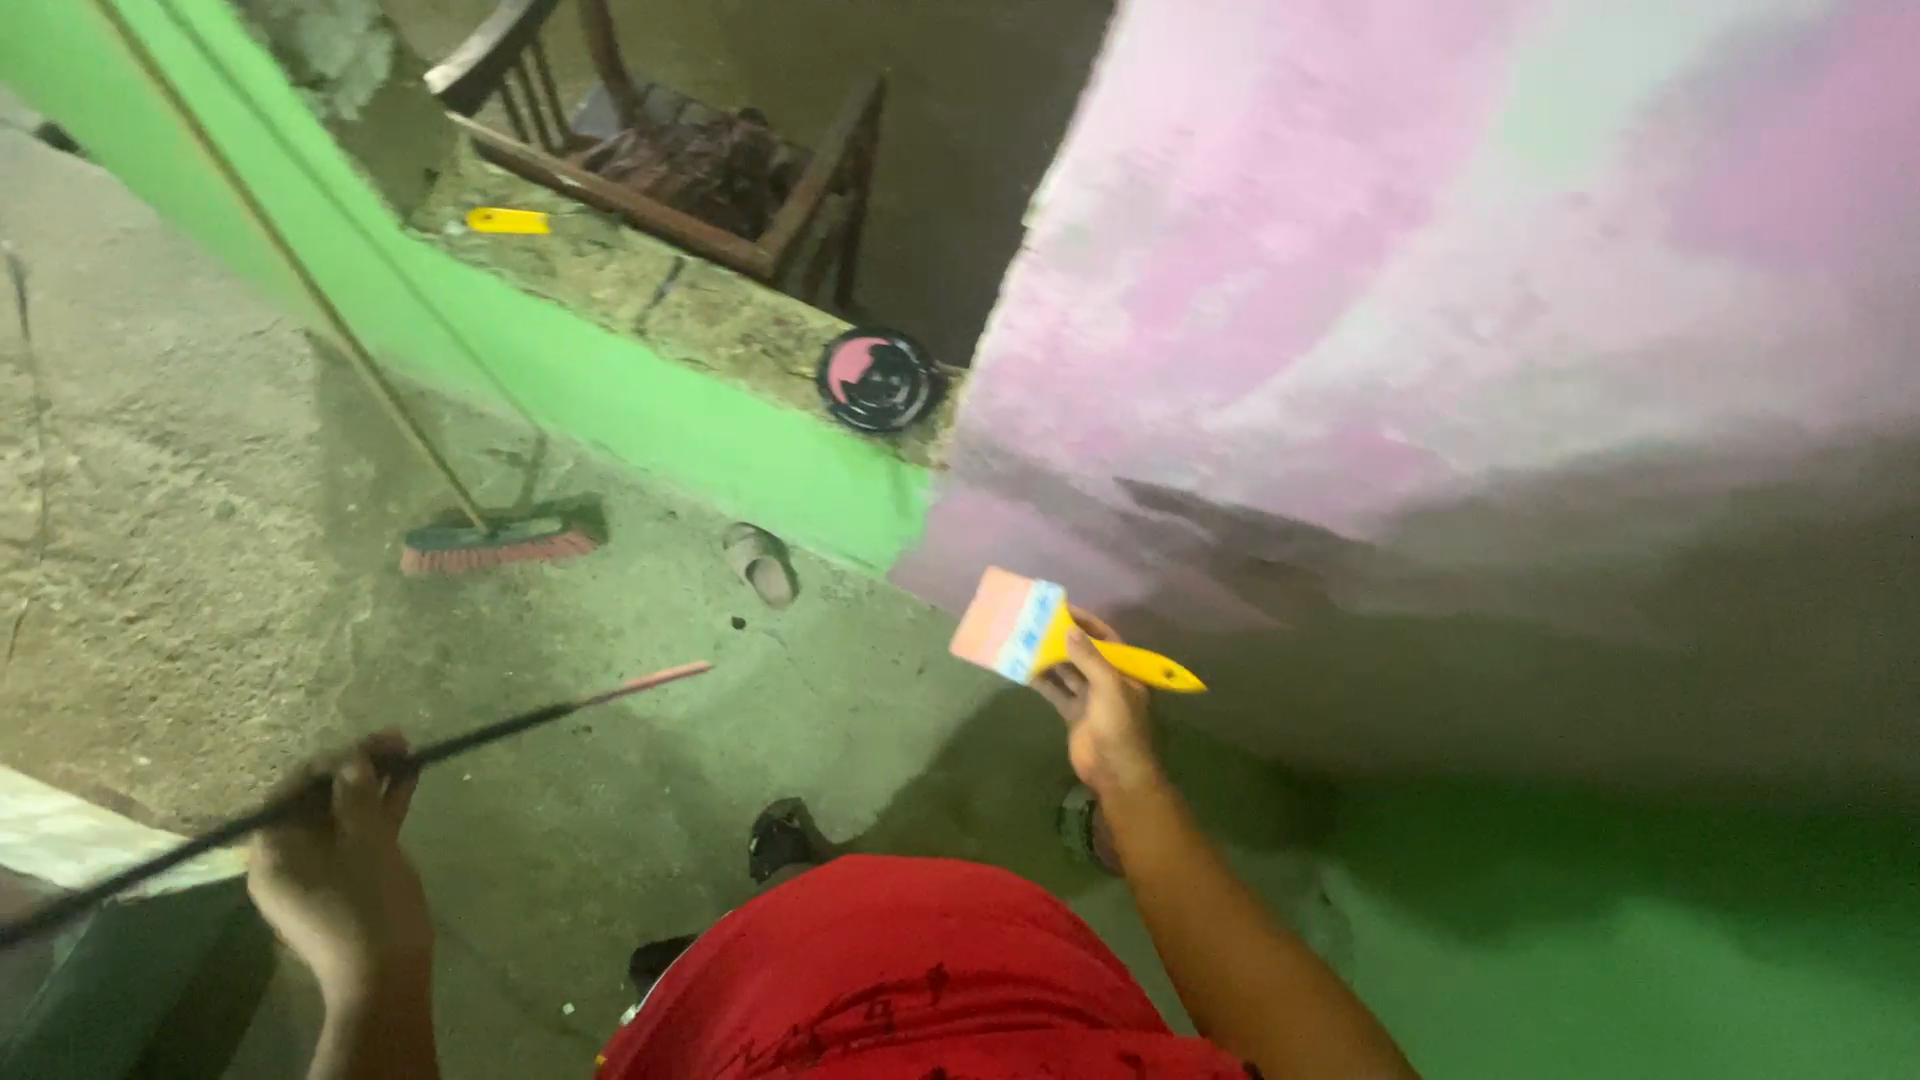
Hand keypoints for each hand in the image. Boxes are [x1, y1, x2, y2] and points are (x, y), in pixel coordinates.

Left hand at [248, 732, 432, 1005]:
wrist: (386, 968)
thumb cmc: (368, 903)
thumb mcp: (365, 842)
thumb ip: (355, 797)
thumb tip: (353, 759)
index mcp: (275, 853)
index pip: (291, 792)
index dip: (330, 761)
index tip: (371, 743)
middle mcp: (290, 856)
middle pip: (318, 799)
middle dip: (357, 767)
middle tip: (398, 740)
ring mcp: (323, 865)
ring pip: (345, 812)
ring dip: (374, 782)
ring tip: (410, 752)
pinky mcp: (352, 872)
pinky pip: (362, 829)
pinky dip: (382, 805)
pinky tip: (410, 780)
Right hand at [1034, 610, 1160, 796]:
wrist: (1115, 772)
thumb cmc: (1119, 726)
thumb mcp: (1109, 687)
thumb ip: (1089, 658)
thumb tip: (1069, 630)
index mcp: (1124, 671)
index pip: (1105, 638)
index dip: (1086, 623)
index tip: (1063, 609)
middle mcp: (1108, 681)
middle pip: (1084, 653)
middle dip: (1063, 639)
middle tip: (1038, 623)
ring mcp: (1090, 698)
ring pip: (1067, 671)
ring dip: (1050, 659)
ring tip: (1027, 641)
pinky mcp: (1074, 713)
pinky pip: (1057, 692)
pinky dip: (1042, 681)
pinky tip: (1025, 670)